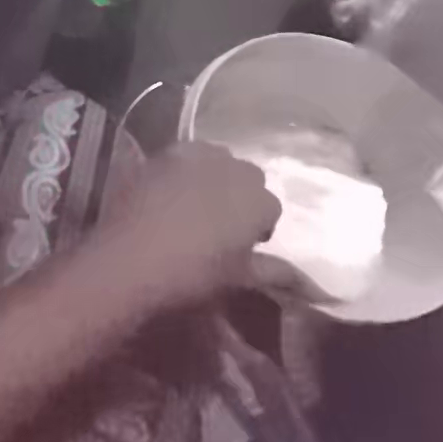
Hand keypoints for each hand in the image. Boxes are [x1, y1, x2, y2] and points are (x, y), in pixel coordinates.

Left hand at [101, 142, 279, 307]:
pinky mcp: (158, 154)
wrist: (129, 258)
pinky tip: (167, 191)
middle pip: (246, 174)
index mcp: (257, 199)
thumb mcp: (240, 278)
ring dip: (213, 174)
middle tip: (221, 222)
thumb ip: (274, 272)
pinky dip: (181, 168)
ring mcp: (190, 155)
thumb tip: (313, 287)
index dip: (258, 226)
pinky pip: (180, 155)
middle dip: (240, 193)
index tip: (243, 244)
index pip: (271, 206)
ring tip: (194, 202)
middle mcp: (228, 167)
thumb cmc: (192, 273)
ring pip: (214, 156)